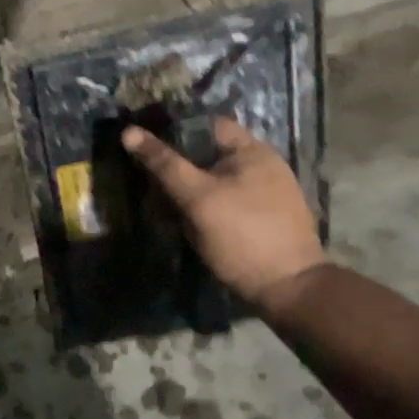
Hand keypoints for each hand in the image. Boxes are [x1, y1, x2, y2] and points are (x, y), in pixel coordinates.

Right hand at [121, 117, 327, 312]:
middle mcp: (264, 166)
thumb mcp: (196, 197)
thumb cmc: (242, 236)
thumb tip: (128, 132)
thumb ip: (163, 163)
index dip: (173, 131)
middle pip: (209, 152)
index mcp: (253, 151)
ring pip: (215, 178)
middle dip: (179, 164)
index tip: (146, 144)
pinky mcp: (265, 217)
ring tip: (164, 202)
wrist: (291, 293)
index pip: (204, 125)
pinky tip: (188, 219)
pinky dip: (205, 203)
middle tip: (150, 177)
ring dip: (190, 186)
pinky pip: (227, 198)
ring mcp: (267, 193)